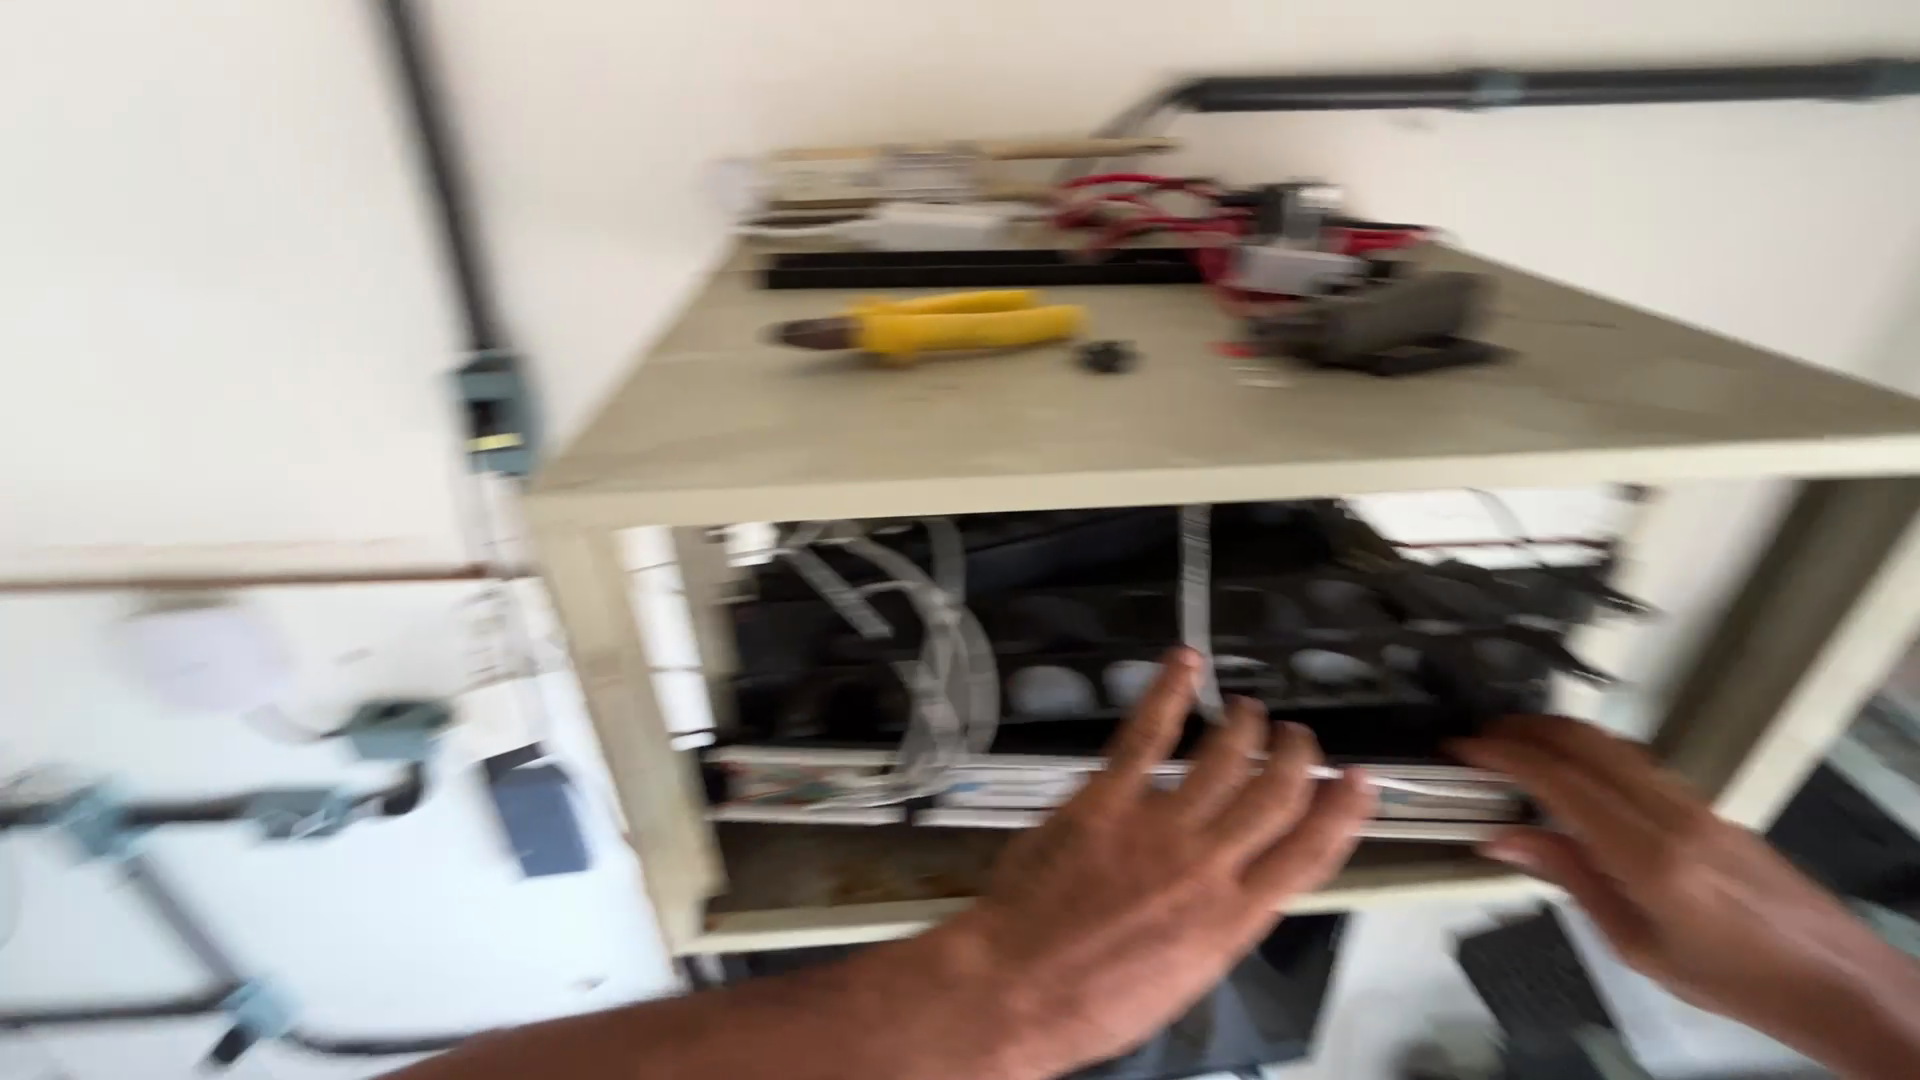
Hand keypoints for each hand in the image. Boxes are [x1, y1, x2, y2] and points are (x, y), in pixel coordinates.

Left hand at [910, 648, 1374, 1079]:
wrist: (1020, 986)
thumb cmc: (1094, 999)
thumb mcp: (1182, 979)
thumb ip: (1215, 925)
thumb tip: (1232, 886)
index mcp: (1231, 918)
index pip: (1308, 854)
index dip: (1341, 811)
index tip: (1358, 780)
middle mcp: (1207, 864)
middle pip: (1273, 795)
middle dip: (1295, 758)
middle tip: (1297, 736)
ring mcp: (1157, 825)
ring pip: (1222, 759)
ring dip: (1243, 727)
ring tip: (1251, 710)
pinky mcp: (1106, 798)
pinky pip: (1146, 734)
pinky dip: (1168, 692)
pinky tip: (1183, 664)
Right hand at [1454, 716, 1919, 1076]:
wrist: (1851, 991)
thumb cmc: (1736, 982)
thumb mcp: (1636, 945)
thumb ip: (1568, 877)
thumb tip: (1499, 838)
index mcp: (1648, 855)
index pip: (1559, 779)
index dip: (1502, 755)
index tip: (1460, 749)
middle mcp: (1672, 815)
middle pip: (1584, 741)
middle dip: (1523, 728)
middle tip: (1479, 738)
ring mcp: (1698, 805)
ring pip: (1611, 743)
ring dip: (1554, 733)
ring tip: (1513, 745)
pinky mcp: (1711, 807)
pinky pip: (1634, 761)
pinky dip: (1587, 750)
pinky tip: (1569, 769)